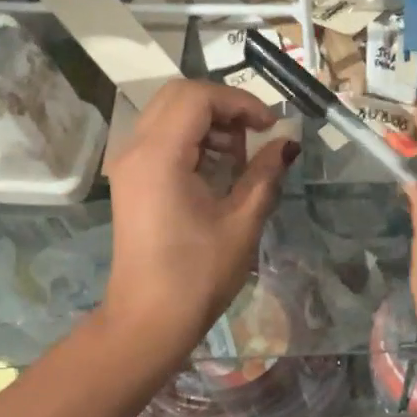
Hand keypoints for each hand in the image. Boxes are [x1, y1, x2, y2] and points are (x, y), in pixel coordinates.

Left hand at [100, 80, 297, 345]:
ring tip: (242, 161)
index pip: (198, 97)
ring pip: (169, 117)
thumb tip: (287, 145)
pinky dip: (194, 143)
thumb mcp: (242, 223)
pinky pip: (162, 141)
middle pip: (179, 98)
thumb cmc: (199, 275)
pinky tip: (219, 175)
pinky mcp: (132, 183)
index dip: (240, 102)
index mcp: (160, 154)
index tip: (272, 128)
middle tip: (257, 138)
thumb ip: (264, 175)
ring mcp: (129, 166)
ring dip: (209, 126)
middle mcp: (136, 149)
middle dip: (224, 109)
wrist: (150, 319)